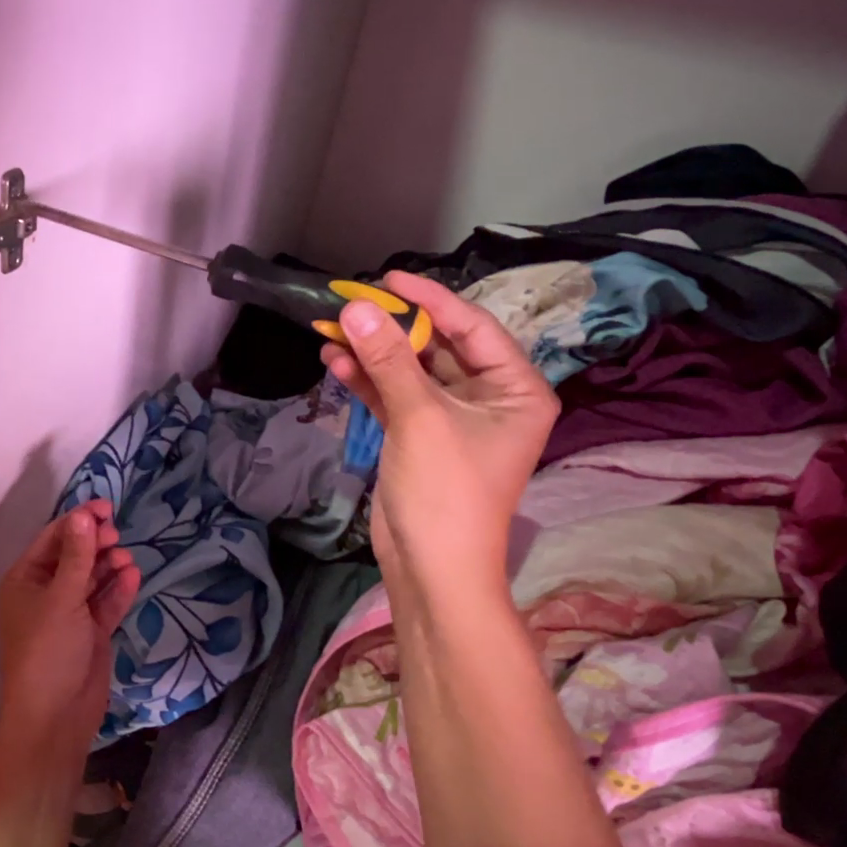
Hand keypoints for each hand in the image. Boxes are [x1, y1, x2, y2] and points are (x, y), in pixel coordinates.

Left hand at [0, 500, 140, 747]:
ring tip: (127, 559)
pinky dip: (118, 590)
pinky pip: (106, 603)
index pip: (53, 539)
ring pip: (93, 579)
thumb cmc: (48, 650)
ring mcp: (70, 614)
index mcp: (25, 580)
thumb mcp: (62, 598)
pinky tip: (133, 576)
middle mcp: (45, 593)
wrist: (56, 716)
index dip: (78, 521)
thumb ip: (77, 556)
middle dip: (96, 543)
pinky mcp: (91, 633)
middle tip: (117, 535)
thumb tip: (83, 515)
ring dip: (109, 566)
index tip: (107, 508)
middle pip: (74, 556)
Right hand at [321, 272, 557, 598]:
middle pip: (438, 347)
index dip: (430, 300)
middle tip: (351, 303)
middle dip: (393, 328)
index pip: (473, 328)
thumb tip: (354, 308)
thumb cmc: (446, 490)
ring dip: (373, 354)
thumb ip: (388, 359)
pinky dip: (367, 382)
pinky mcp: (419, 438)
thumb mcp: (419, 417)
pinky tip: (335, 363)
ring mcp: (452, 419)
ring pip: (410, 372)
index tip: (387, 278)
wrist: (433, 568)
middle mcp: (489, 398)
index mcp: (516, 388)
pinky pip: (394, 397)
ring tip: (330, 331)